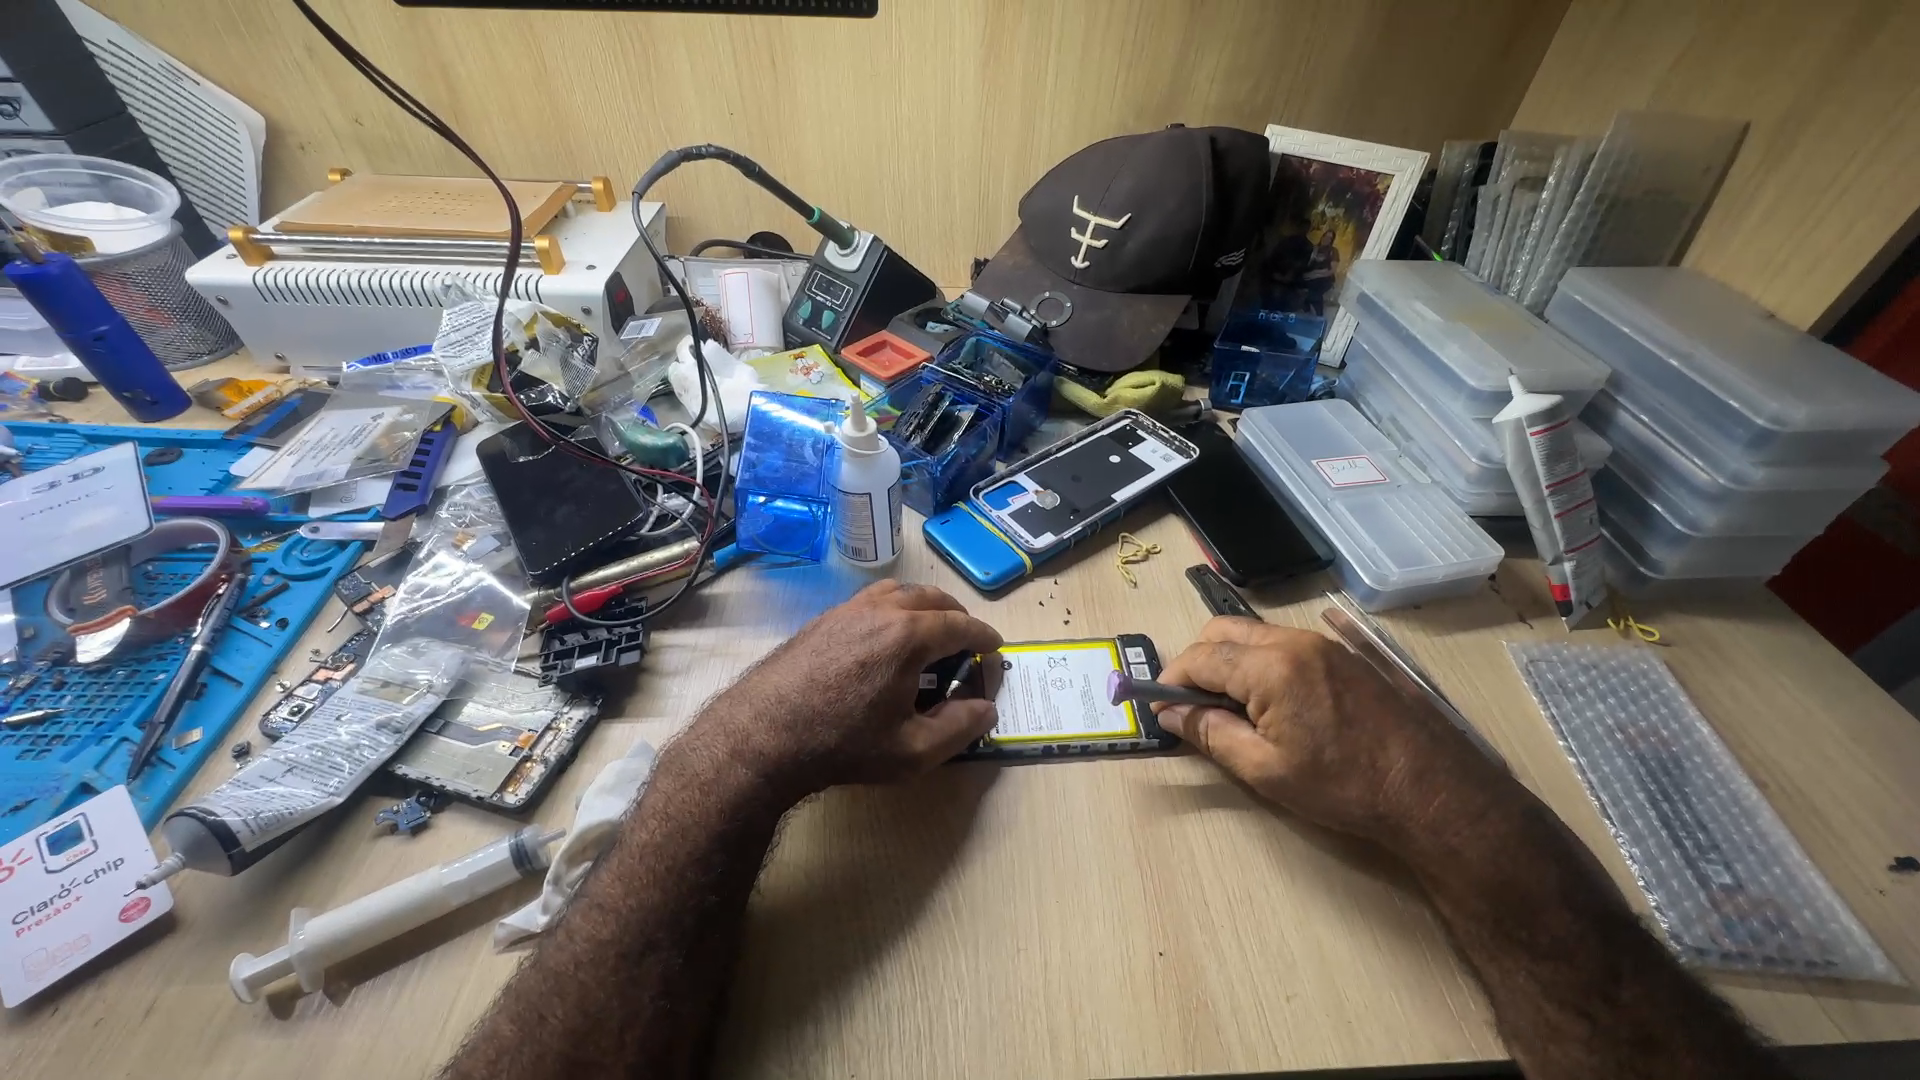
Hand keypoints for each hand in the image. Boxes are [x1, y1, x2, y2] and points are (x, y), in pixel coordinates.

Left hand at [688, 580, 1002, 798]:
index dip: (985, 638)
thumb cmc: (842, 746)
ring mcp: (847, 609)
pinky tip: (885, 639)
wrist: (761, 736)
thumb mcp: (912, 751)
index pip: (961, 625)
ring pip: (899, 592)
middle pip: (932, 598)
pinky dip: (893, 609)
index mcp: (909, 635)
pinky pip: (870, 600)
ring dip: (924, 606)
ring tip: (929, 633)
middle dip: (957, 616)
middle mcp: (881, 610)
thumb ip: (960, 728)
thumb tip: (987, 708)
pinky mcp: (822, 619)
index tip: (995, 650)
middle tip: (966, 642)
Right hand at [1155, 616, 1507, 848]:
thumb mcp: (1265, 770)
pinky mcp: (1347, 653)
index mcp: (1270, 666)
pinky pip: (1287, 641)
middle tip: (1191, 704)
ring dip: (1230, 660)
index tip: (1159, 708)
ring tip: (1231, 706)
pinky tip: (1269, 695)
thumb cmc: (1344, 787)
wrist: (1435, 793)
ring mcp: (1325, 642)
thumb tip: (1170, 713)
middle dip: (1196, 662)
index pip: (1199, 658)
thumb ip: (1210, 733)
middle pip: (1222, 632)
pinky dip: (1262, 659)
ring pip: (1254, 635)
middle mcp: (1294, 640)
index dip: (1170, 681)